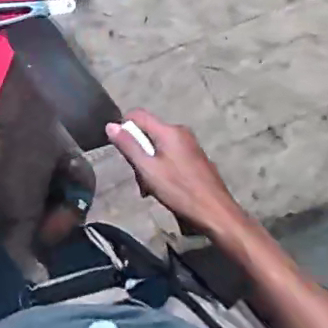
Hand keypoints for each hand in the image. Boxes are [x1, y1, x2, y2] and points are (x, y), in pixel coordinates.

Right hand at [106, 111, 250, 238]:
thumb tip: (111, 125)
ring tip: (151, 189)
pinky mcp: (196, 158)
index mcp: (169, 131)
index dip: (123, 126)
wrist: (216, 212)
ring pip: (159, 145)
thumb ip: (129, 146)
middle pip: (148, 132)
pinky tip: (165, 189)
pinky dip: (162, 167)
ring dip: (149, 164)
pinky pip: (171, 154)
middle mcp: (180, 132)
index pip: (137, 114)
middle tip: (139, 178)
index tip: (120, 149)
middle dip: (138, 152)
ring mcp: (190, 145)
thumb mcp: (148, 170)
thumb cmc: (180, 191)